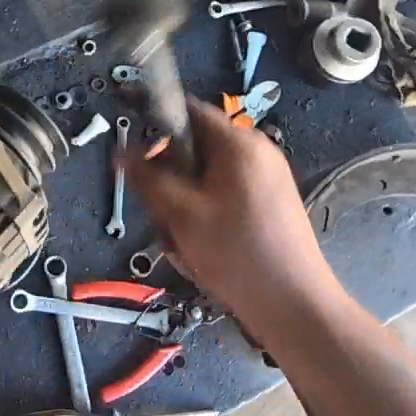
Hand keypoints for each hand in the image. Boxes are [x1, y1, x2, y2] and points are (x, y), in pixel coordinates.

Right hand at [126, 98, 347, 335]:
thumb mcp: (181, 214)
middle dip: (169, 175)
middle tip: (160, 212)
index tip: (129, 129)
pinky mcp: (268, 203)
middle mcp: (256, 152)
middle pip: (194, 146)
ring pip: (204, 176)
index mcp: (239, 143)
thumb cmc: (236, 253)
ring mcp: (265, 178)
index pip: (188, 108)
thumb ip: (147, 177)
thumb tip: (120, 150)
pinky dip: (203, 213)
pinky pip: (222, 195)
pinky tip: (200, 247)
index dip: (153, 113)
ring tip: (181, 239)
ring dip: (182, 202)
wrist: (294, 306)